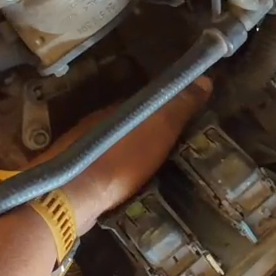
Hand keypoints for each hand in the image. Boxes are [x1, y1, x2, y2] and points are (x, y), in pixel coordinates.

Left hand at [51, 77, 210, 230]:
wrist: (70, 197)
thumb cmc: (119, 161)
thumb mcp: (157, 131)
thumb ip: (178, 107)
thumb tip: (204, 78)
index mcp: (118, 110)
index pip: (146, 102)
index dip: (166, 108)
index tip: (184, 119)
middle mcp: (97, 125)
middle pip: (128, 124)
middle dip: (148, 131)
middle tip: (172, 147)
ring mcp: (81, 150)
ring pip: (114, 146)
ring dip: (131, 152)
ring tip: (154, 168)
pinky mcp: (73, 177)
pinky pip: (102, 168)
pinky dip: (117, 172)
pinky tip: (127, 186)